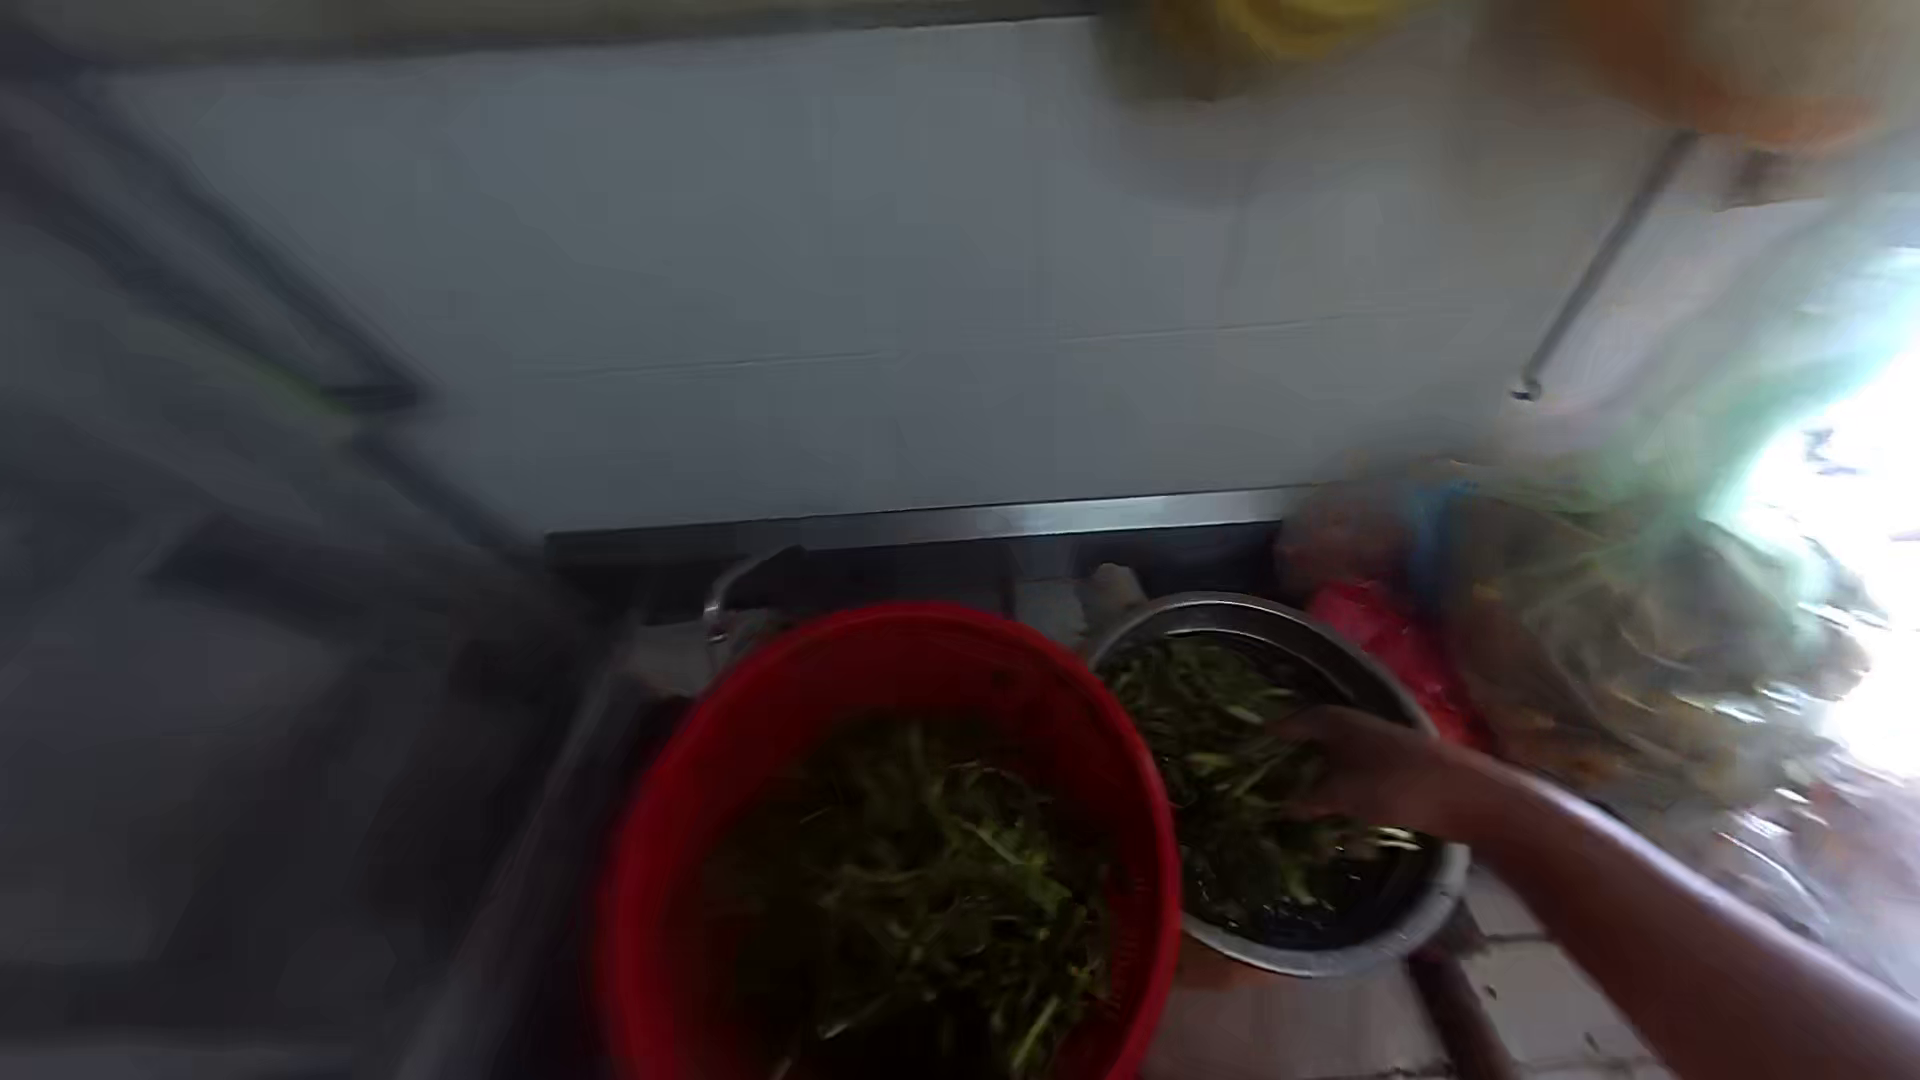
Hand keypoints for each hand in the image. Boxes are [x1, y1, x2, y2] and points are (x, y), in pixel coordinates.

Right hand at [1282, 705, 1492, 837]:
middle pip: (1310, 737)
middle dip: (1290, 758)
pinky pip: (1355, 771)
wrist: (1476, 798)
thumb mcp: (1345, 795)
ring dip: (1316, 774)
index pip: (1288, 723)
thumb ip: (1310, 800)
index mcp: (1334, 721)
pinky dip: (1340, 784)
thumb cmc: (1398, 785)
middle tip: (1267, 778)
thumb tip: (1282, 807)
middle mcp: (1353, 725)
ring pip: (1334, 756)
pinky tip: (1337, 808)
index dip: (1268, 737)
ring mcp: (1377, 744)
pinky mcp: (1396, 765)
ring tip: (1298, 797)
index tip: (1247, 751)